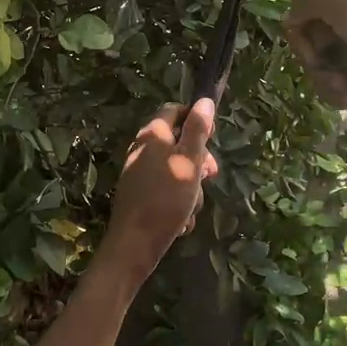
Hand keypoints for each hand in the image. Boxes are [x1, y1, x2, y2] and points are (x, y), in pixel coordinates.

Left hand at [99, 99, 219, 278]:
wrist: (134, 245)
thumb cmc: (166, 197)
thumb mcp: (190, 160)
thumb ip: (198, 129)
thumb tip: (205, 101)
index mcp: (153, 133)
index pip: (175, 110)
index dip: (196, 119)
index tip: (212, 138)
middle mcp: (143, 148)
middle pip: (178, 142)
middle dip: (198, 160)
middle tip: (211, 176)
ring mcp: (139, 173)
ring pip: (176, 170)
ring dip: (190, 187)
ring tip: (192, 207)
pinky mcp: (140, 196)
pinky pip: (166, 191)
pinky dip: (177, 203)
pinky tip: (182, 221)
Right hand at [284, 0, 346, 131]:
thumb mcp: (342, 5)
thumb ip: (308, 0)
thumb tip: (290, 10)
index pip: (303, 7)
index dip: (299, 25)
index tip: (304, 37)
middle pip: (305, 39)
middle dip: (311, 56)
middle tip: (325, 63)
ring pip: (314, 66)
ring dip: (324, 79)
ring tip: (345, 86)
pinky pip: (328, 86)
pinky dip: (336, 93)